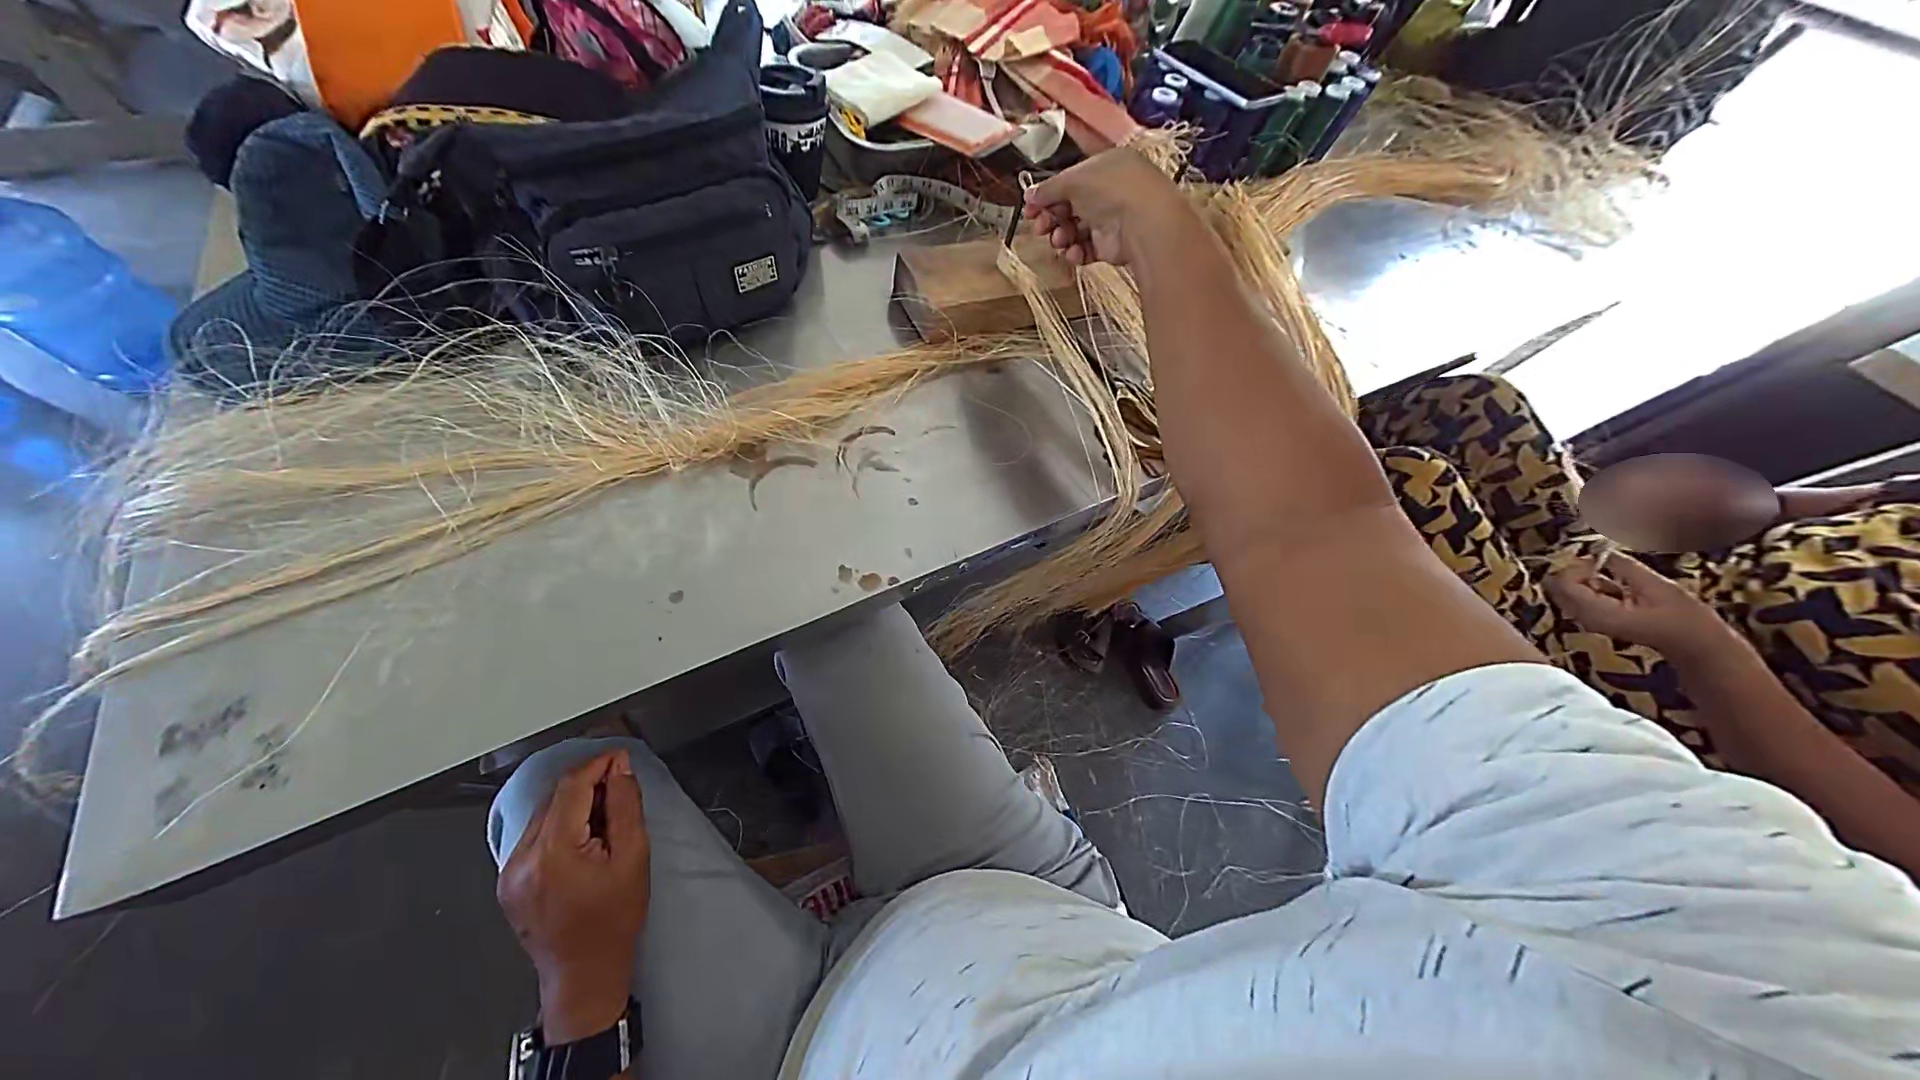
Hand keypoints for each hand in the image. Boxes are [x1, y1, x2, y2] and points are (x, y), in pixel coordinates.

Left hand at [497, 750, 649, 1043]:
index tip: (621, 757)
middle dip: (588, 781)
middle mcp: (521, 858)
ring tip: (605, 810)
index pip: (571, 787)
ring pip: (542, 813)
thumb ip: (625, 805)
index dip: (598, 763)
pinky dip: (560, 822)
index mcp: (552, 852)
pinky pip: (534, 834)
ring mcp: (509, 871)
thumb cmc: (614, 918)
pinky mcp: (508, 880)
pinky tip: (584, 833)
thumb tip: (619, 767)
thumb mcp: (633, 856)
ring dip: (574, 801)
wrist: (584, 972)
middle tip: (619, 783)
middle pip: (554, 796)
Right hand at [1023, 149, 1193, 266]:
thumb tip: (1029, 195)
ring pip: (1074, 231)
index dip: (1047, 196)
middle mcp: (1107, 192)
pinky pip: (1085, 249)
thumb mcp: (1073, 180)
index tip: (1030, 209)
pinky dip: (1076, 252)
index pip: (1068, 182)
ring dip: (1061, 236)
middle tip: (1040, 228)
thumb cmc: (1111, 190)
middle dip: (1051, 219)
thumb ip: (1048, 189)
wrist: (1142, 223)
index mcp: (1102, 167)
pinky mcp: (1110, 246)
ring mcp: (1109, 220)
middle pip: (1068, 208)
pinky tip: (1074, 252)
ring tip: (1059, 240)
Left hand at [1545, 553, 1743, 663]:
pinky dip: (1597, 589)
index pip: (1562, 583)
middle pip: (1559, 587)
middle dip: (1579, 572)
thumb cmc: (1683, 617)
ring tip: (1622, 581)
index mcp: (1595, 611)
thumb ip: (1624, 567)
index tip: (1601, 560)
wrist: (1697, 646)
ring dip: (1589, 580)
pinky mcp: (1598, 620)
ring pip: (1571, 592)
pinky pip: (1584, 598)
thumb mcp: (1655, 586)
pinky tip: (1624, 591)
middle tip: (1608, 566)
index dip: (1577, 567)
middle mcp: (1584, 618)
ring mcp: (1589, 620)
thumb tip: (1603, 549)